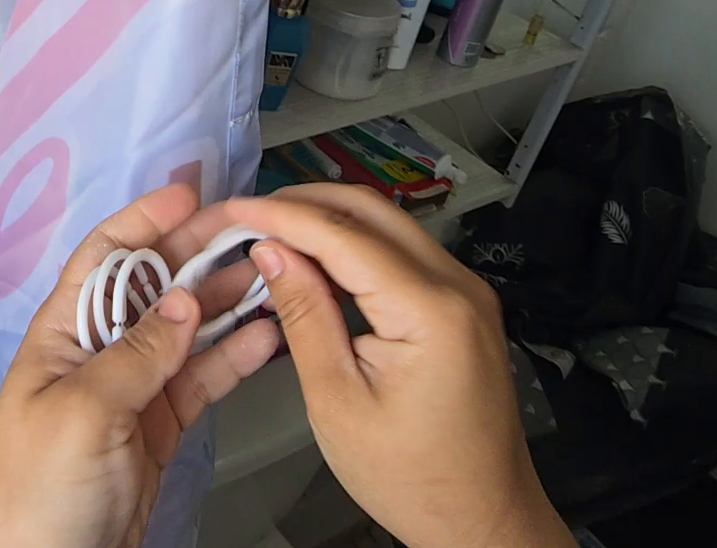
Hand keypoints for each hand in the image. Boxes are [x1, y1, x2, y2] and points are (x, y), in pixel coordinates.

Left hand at [0, 183, 281, 547]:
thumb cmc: (42, 482)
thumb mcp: (84, 409)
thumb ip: (137, 354)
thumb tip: (185, 299)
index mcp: (66, 328)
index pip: (105, 257)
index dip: (143, 221)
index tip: (186, 195)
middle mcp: (101, 345)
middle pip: (154, 285)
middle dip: (196, 253)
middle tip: (248, 229)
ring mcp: (136, 383)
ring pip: (186, 328)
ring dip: (225, 301)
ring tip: (271, 274)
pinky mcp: (164, 420)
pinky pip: (202, 377)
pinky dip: (233, 357)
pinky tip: (266, 337)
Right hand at [224, 184, 574, 547]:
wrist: (485, 526)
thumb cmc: (407, 477)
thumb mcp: (336, 399)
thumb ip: (303, 313)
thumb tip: (268, 248)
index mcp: (429, 311)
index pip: (341, 235)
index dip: (280, 215)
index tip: (231, 209)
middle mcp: (456, 284)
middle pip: (368, 208)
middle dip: (301, 201)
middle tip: (247, 216)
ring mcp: (463, 288)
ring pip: (382, 220)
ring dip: (323, 215)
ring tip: (269, 230)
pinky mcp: (458, 300)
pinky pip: (396, 246)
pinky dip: (347, 239)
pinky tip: (311, 256)